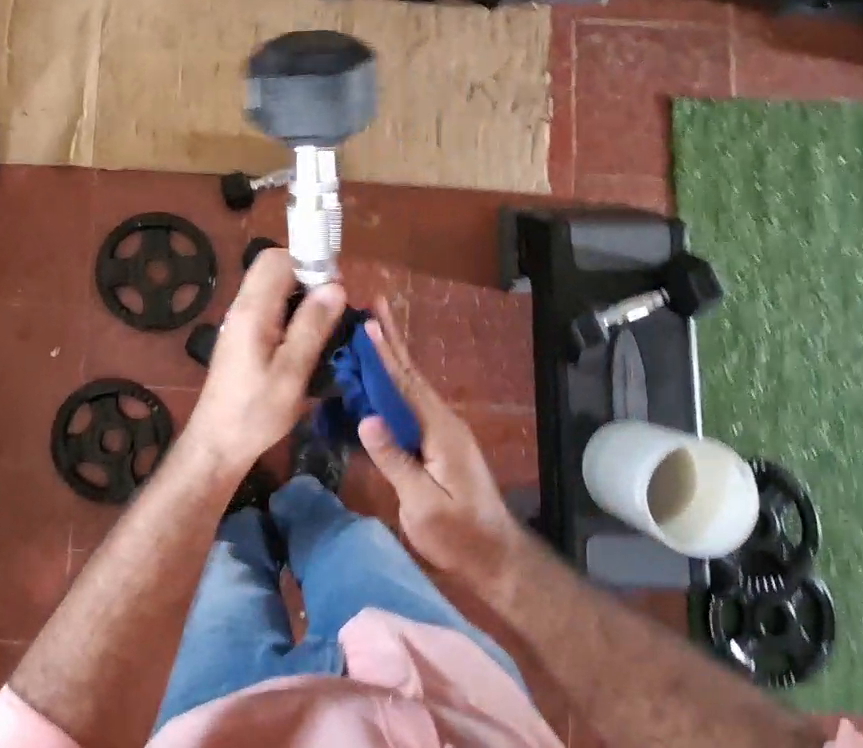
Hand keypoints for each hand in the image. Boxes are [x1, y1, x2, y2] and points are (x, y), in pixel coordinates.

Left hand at [182, 248, 345, 475]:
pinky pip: (271, 309)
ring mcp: (240, 321)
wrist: (219, 442)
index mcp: (252, 310)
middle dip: (309, 279)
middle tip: (335, 309)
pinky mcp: (244, 336)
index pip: (276, 258)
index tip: (335, 289)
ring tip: (327, 326)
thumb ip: (312, 326)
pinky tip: (309, 341)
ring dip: (303, 298)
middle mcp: (242, 307)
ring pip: (274, 289)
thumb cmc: (256, 411)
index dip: (309, 262)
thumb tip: (336, 286)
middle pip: (274, 269)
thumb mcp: (292, 372)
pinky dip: (292, 314)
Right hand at [359, 300, 524, 592]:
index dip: (385, 354)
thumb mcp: (423, 503)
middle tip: (374, 306)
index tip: (368, 323)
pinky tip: (381, 379)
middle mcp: (442, 423)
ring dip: (391, 359)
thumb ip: (395, 461)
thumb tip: (367, 419)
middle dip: (391, 342)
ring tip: (373, 331)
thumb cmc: (459, 534)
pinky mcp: (437, 446)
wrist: (495, 557)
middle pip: (410, 376)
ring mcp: (441, 434)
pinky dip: (393, 384)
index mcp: (440, 431)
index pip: (405, 385)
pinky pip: (409, 406)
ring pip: (410, 388)